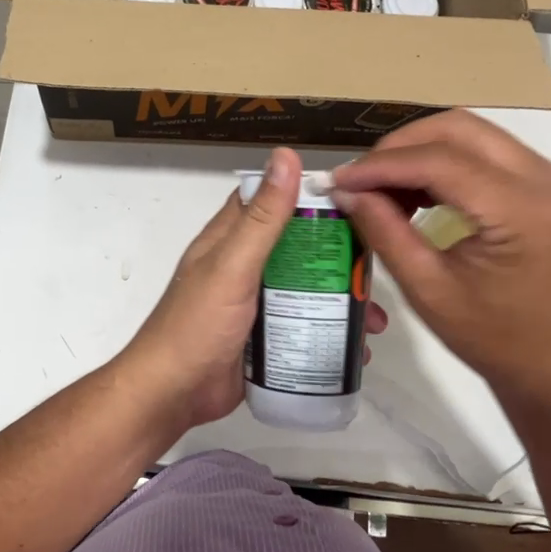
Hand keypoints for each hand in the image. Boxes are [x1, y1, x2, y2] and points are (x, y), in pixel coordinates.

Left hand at [121, 146, 387, 428]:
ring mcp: (252, 306)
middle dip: (338, 258)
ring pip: (305, 292)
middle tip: (377, 270)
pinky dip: (330, 335)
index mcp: (227, 241)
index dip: (306, 195)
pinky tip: (360, 350)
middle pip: (297, 250)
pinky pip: (302, 329)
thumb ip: (261, 218)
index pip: (269, 201)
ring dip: (341, 302)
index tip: (353, 197)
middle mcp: (241, 268)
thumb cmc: (198, 326)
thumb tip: (285, 156)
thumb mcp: (233, 266)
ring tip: (375, 322)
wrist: (173, 395)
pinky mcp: (262, 341)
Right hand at [328, 111, 550, 401]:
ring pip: (474, 134)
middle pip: (460, 129)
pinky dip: (447, 162)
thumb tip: (346, 191)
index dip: (381, 165)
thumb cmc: (495, 339)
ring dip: (423, 151)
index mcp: (523, 211)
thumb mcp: (429, 290)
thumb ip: (385, 232)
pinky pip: (490, 154)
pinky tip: (419, 191)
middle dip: (401, 146)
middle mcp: (547, 180)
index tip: (338, 180)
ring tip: (384, 186)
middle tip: (361, 179)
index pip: (440, 161)